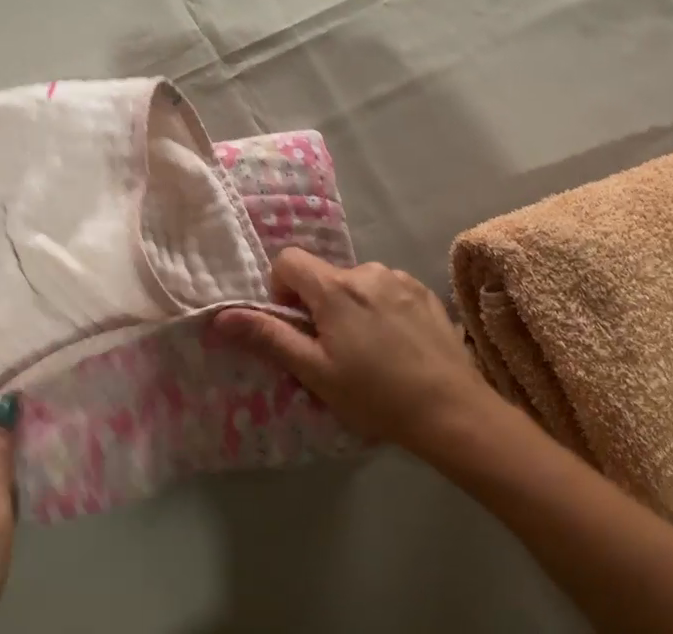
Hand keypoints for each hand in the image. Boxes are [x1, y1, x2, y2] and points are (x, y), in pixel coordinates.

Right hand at [213, 248, 499, 454]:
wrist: (453, 411)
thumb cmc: (375, 395)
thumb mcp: (314, 371)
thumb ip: (268, 337)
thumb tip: (220, 316)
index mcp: (334, 287)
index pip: (287, 260)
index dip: (281, 290)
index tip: (296, 325)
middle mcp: (367, 271)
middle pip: (324, 276)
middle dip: (319, 305)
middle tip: (334, 351)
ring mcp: (401, 279)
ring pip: (357, 284)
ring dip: (352, 307)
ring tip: (370, 353)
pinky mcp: (426, 293)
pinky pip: (388, 291)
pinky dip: (381, 311)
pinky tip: (398, 347)